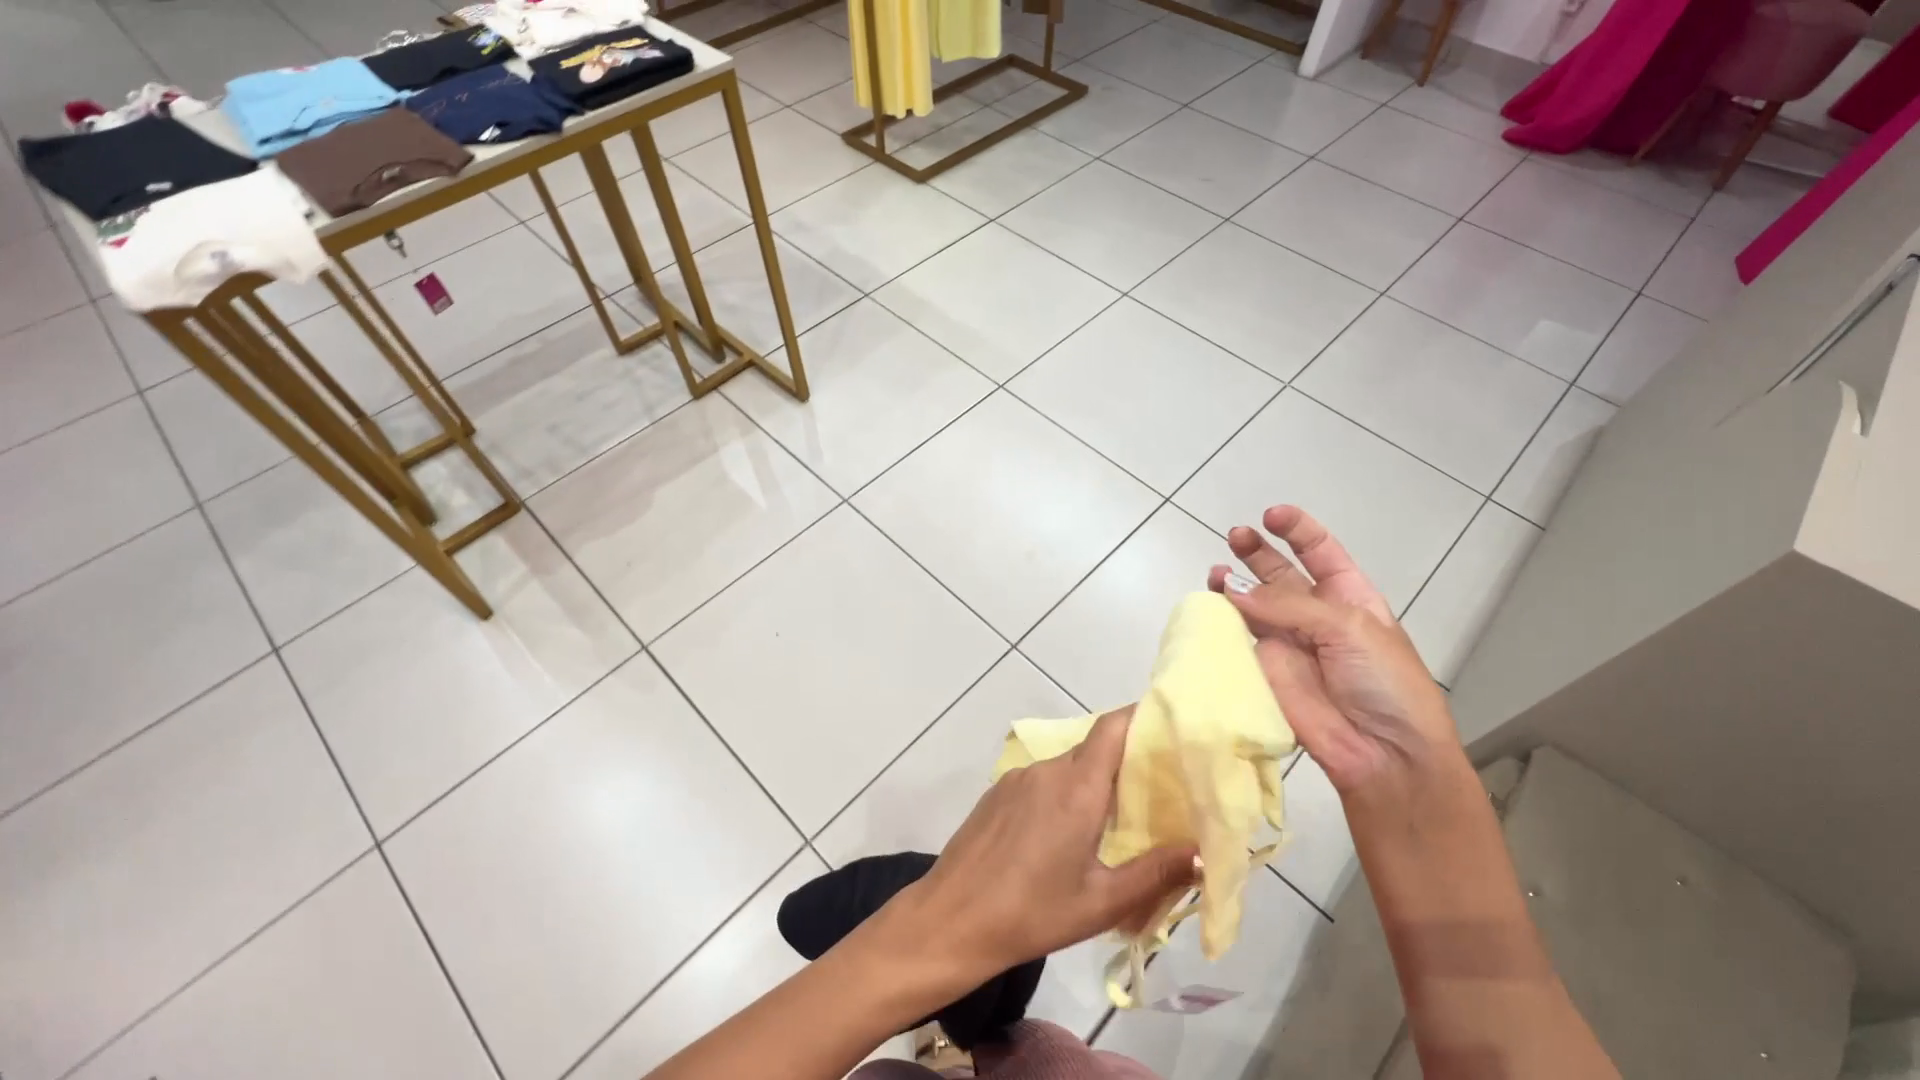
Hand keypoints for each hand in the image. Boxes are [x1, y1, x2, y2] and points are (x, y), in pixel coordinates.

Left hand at [885, 707, 1197, 982]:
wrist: (950, 921)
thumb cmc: (1031, 912)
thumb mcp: (1102, 901)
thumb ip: (1156, 873)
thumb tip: (1205, 853)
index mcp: (1076, 787)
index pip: (1114, 726)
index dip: (1144, 719)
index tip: (1175, 732)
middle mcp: (1047, 770)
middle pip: (1096, 747)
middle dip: (1129, 761)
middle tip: (1163, 791)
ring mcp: (1017, 780)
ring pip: (1068, 766)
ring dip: (1095, 783)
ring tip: (1121, 820)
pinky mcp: (997, 794)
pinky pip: (1043, 782)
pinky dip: (1065, 794)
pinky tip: (1070, 834)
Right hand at [1204, 506, 1460, 802]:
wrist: (1382, 751)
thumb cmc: (1384, 682)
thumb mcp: (1350, 628)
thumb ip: (1290, 605)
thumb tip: (1233, 590)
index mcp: (1350, 597)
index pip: (1321, 552)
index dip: (1297, 530)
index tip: (1272, 515)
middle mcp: (1315, 615)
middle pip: (1281, 573)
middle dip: (1258, 551)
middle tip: (1236, 535)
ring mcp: (1288, 643)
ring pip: (1253, 604)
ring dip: (1234, 584)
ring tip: (1216, 573)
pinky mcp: (1264, 670)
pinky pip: (1239, 639)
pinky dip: (1222, 621)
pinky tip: (1212, 606)